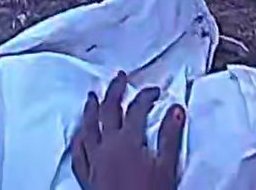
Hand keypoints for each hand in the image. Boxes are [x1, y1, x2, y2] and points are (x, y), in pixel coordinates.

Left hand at [69, 71, 185, 189]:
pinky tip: (79, 135)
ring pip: (88, 127)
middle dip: (114, 90)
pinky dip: (78, 141)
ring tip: (92, 96)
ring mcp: (94, 161)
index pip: (136, 110)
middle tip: (119, 76)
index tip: (155, 90)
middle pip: (109, 110)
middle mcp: (107, 145)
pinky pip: (78, 154)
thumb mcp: (167, 170)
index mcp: (128, 141)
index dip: (146, 96)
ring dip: (91, 109)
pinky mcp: (86, 179)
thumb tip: (177, 109)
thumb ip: (170, 137)